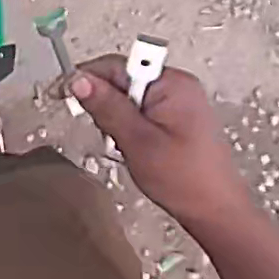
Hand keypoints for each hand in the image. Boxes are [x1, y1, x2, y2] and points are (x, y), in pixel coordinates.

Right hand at [70, 56, 257, 229]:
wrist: (215, 212)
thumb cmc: (183, 178)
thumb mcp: (136, 140)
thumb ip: (106, 106)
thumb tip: (78, 80)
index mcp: (171, 83)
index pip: (116, 66)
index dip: (86, 79)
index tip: (62, 95)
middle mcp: (176, 85)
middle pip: (120, 80)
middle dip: (104, 104)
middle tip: (106, 133)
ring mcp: (177, 102)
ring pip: (126, 97)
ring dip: (115, 119)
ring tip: (124, 146)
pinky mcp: (175, 117)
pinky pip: (138, 111)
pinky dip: (127, 127)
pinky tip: (132, 148)